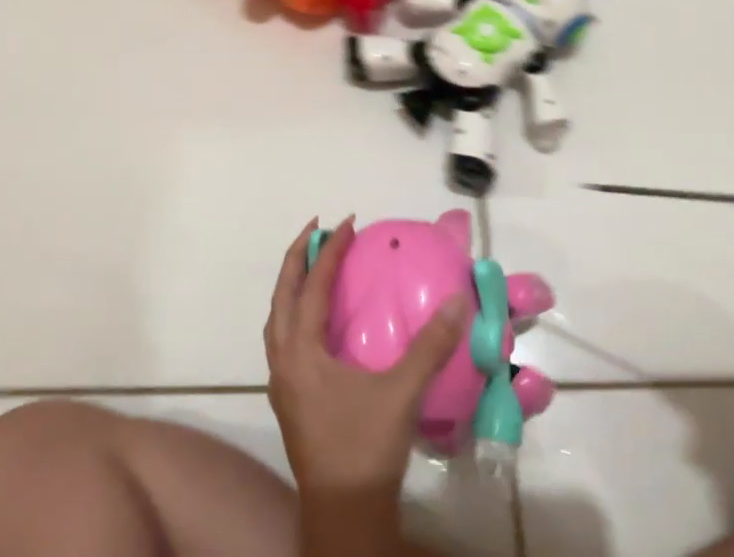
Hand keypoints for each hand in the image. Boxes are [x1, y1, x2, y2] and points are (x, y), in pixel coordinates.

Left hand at [264, 217, 467, 495]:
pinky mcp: (290, 401)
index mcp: (301, 353)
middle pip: (281, 297)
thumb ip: (429, 346)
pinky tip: (318, 326)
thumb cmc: (365, 447)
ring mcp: (282, 384)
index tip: (346, 223)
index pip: (312, 288)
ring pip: (277, 321)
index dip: (328, 252)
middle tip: (315, 231)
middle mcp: (283, 362)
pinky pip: (284, 342)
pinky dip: (295, 317)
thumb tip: (456, 302)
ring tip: (311, 269)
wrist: (343, 510)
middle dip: (296, 260)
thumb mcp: (401, 393)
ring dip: (292, 289)